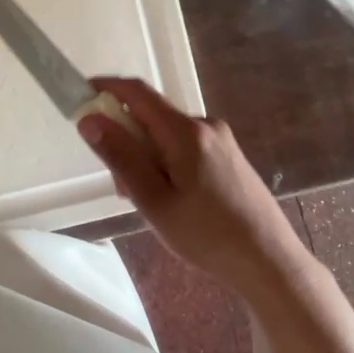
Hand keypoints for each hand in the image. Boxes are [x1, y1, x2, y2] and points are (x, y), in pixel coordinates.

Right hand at [78, 77, 310, 292]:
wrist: (272, 264)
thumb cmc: (207, 236)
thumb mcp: (153, 201)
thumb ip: (120, 157)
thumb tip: (89, 120)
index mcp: (186, 132)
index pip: (138, 92)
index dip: (106, 88)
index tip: (81, 96)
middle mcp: (206, 125)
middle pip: (152, 116)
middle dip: (126, 138)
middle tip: (119, 184)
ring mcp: (222, 141)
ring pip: (168, 134)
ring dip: (146, 155)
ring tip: (148, 202)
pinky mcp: (230, 157)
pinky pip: (186, 146)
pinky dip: (166, 162)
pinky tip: (171, 199)